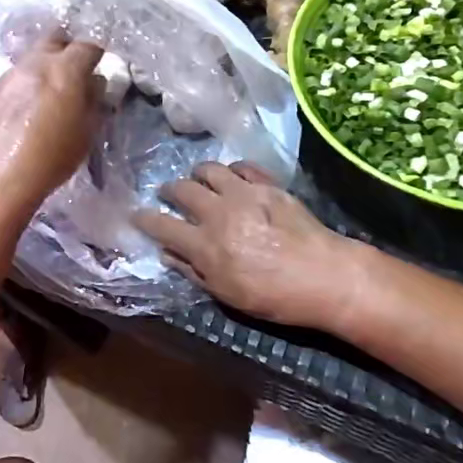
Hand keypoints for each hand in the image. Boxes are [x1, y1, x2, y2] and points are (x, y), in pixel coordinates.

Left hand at [0, 37, 104, 217]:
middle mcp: (35, 62)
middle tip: (77, 70)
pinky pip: (18, 74)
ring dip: (47, 65)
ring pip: (34, 56)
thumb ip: (94, 101)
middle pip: (55, 39)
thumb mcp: (86, 133)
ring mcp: (10, 73)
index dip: (98, 54)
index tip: (102, 66)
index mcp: (64, 69)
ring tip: (54, 89)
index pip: (87, 46)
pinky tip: (31, 103)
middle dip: (69, 49)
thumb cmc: (50, 159)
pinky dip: (30, 80)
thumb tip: (94, 83)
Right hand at [134, 162, 367, 328]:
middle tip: (168, 193)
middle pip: (181, 190)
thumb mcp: (228, 295)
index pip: (162, 226)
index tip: (136, 214)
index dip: (145, 219)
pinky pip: (241, 166)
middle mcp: (218, 213)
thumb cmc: (275, 296)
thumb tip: (168, 254)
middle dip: (168, 190)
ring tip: (199, 179)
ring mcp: (243, 193)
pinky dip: (232, 170)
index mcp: (205, 245)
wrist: (326, 276)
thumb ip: (194, 272)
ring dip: (198, 174)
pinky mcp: (267, 184)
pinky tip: (234, 178)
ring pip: (209, 170)